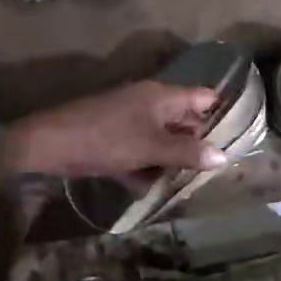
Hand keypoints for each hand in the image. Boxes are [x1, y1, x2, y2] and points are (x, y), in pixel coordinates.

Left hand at [0, 81, 225, 181]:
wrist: (47, 144)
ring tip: (180, 183)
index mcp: (161, 95)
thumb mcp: (151, 148)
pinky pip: (139, 149)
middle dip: (194, 144)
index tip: (233, 139)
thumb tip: (224, 157)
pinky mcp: (112, 136)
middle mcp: (148, 102)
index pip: (202, 97)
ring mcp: (128, 118)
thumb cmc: (105, 139)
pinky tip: (145, 185)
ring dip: (169, 159)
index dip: (219, 114)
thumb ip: (187, 152)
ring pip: (160, 137)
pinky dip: (144, 165)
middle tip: (208, 171)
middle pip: (183, 120)